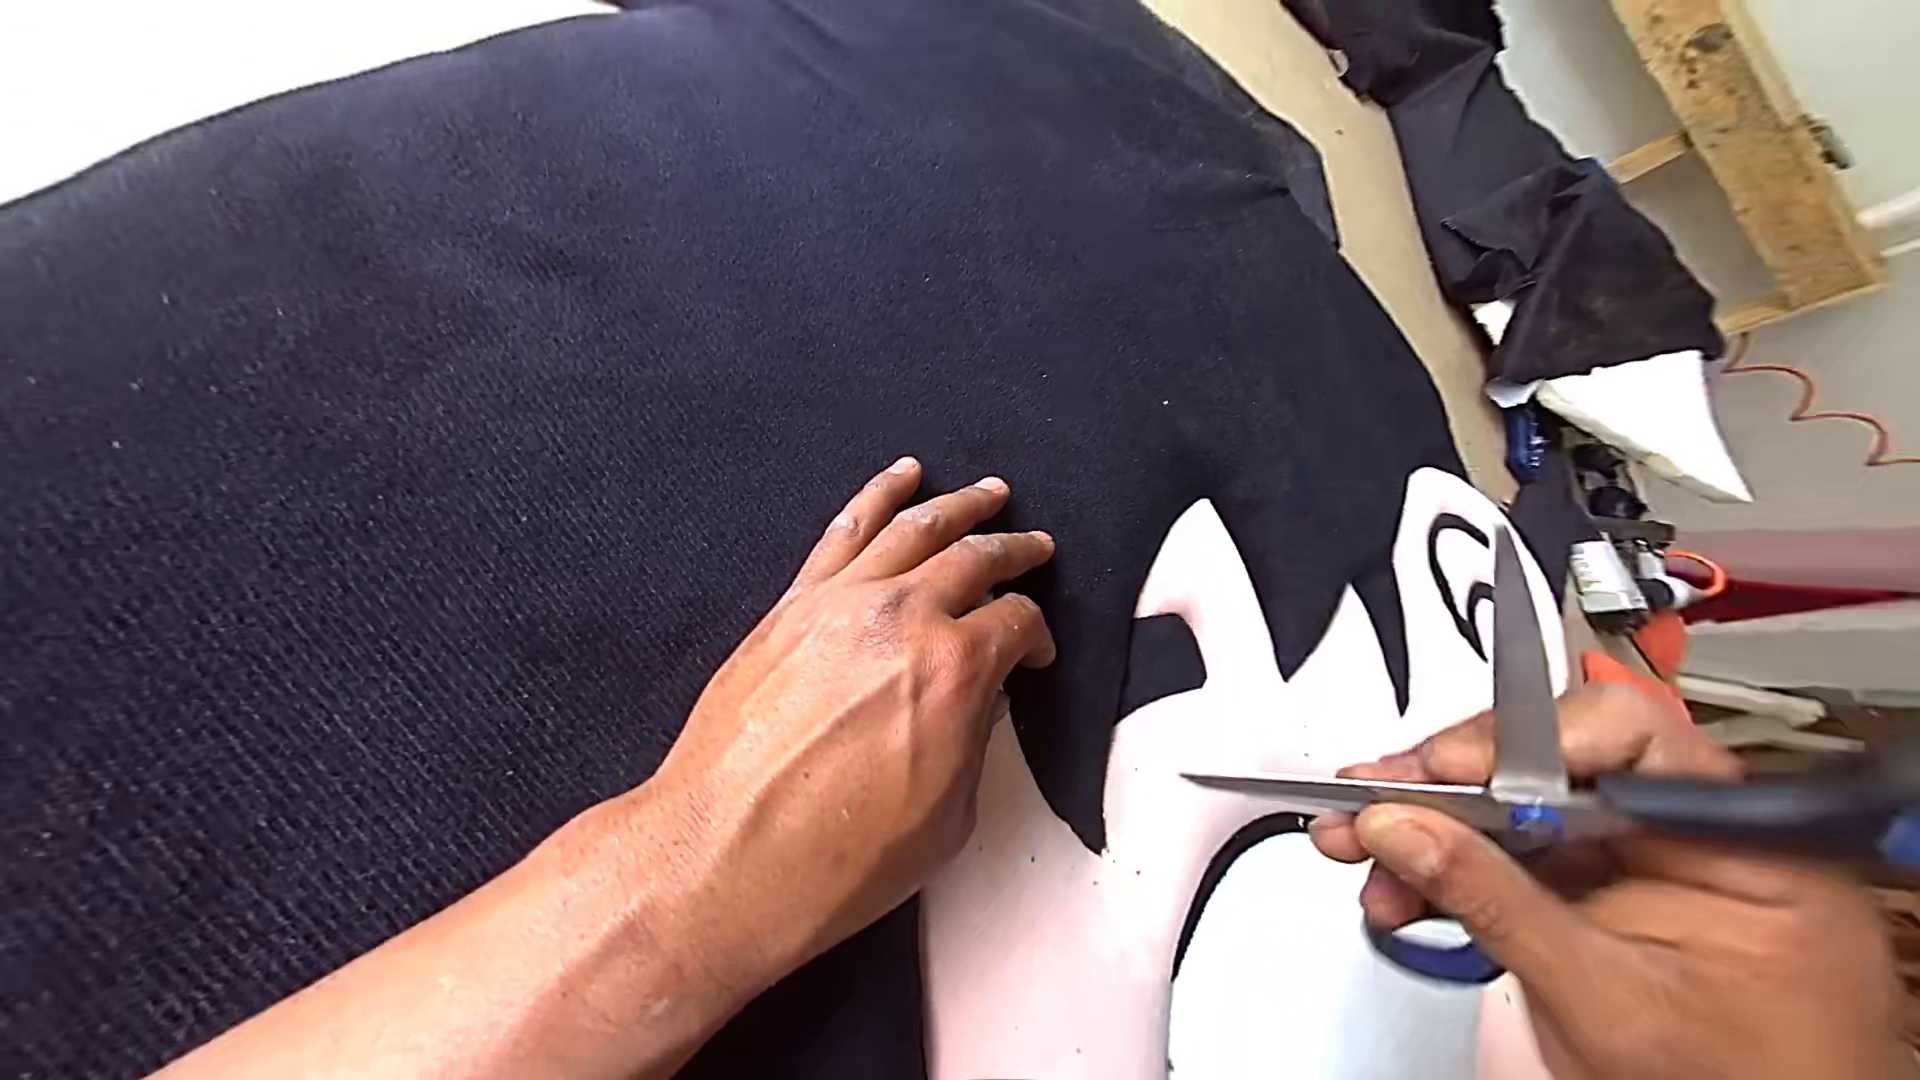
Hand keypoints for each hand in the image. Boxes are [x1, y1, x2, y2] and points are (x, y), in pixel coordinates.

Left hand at [645, 456, 1057, 990]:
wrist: (721, 858)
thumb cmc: (836, 856)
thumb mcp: (947, 815)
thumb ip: (974, 737)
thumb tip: (981, 693)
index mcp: (955, 669)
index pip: (1017, 621)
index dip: (1036, 634)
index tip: (1034, 650)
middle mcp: (904, 617)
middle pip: (976, 558)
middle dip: (1014, 548)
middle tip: (1035, 543)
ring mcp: (844, 602)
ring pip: (916, 526)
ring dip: (960, 504)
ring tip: (988, 491)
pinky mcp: (795, 603)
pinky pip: (846, 530)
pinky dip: (878, 494)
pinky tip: (902, 475)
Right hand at [1311, 680, 1906, 1079]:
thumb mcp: (1607, 1001)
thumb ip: (1495, 902)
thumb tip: (1397, 825)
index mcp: (1728, 846)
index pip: (1622, 734)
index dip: (1524, 739)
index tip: (1446, 769)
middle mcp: (1660, 830)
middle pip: (1525, 759)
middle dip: (1432, 785)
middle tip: (1368, 802)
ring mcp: (1603, 850)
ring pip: (1481, 798)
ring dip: (1407, 821)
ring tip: (1354, 844)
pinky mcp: (1556, 872)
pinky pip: (1469, 840)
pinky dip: (1417, 857)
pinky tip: (1388, 882)